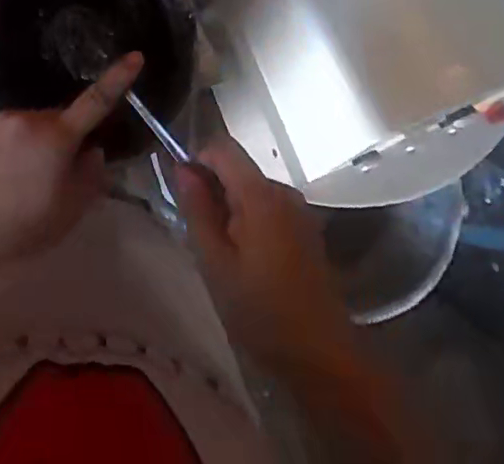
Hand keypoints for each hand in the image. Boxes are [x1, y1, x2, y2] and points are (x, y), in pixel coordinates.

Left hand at [0, 53, 143, 272]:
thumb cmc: (23, 225)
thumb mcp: (71, 210)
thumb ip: (91, 175)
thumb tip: (92, 150)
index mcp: (57, 136)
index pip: (96, 101)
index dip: (118, 78)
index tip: (135, 56)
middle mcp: (29, 118)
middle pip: (59, 120)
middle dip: (63, 138)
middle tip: (55, 176)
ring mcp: (0, 119)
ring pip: (31, 125)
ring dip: (35, 142)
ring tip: (21, 181)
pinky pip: (7, 131)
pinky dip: (11, 146)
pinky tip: (0, 175)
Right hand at [175, 137, 355, 371]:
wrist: (321, 357)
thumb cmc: (260, 310)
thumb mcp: (214, 261)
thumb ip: (197, 208)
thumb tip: (182, 167)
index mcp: (260, 194)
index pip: (222, 147)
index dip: (197, 160)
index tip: (184, 194)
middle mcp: (284, 192)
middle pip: (237, 169)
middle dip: (212, 191)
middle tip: (200, 236)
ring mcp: (300, 211)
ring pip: (251, 190)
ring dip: (230, 209)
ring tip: (222, 255)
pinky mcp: (307, 230)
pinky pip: (268, 209)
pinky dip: (249, 222)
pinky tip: (247, 262)